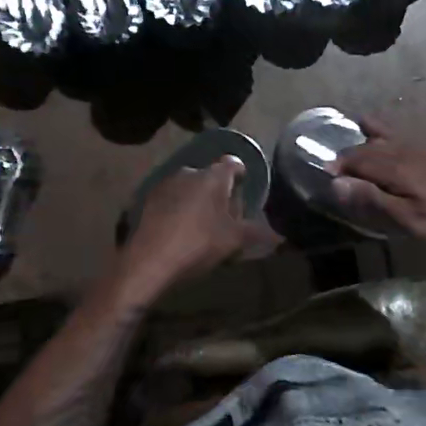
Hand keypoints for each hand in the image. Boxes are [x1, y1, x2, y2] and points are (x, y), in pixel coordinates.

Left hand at [116, 157, 259, 293]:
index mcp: (213, 177)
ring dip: (197, 201)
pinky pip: (171, 200)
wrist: (149, 260)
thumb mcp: (234, 241)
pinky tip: (180, 231)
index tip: (244, 189)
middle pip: (210, 177)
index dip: (241, 175)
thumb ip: (256, 233)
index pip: (233, 164)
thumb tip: (279, 235)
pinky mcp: (147, 200)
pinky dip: (179, 209)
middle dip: (219, 192)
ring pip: (189, 188)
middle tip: (226, 216)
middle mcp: (189, 172)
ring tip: (203, 226)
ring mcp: (165, 184)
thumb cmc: (198, 244)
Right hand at [331, 118, 425, 260]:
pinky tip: (384, 148)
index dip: (339, 165)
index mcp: (399, 166)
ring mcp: (423, 152)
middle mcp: (408, 152)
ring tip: (352, 142)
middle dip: (349, 150)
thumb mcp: (408, 220)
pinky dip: (384, 137)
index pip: (358, 158)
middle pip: (370, 144)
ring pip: (387, 135)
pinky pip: (400, 139)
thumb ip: (372, 200)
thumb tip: (336, 183)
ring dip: (366, 137)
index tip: (323, 174)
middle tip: (333, 164)